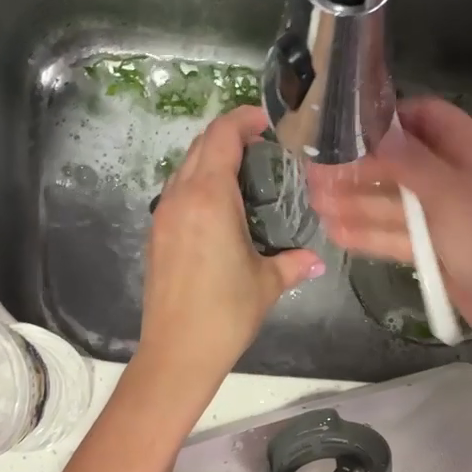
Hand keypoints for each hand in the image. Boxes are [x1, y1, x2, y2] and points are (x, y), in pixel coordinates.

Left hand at [137, 105, 325, 386]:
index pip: (223, 136)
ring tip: (245, 177)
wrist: (177, 352)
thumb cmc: (225, 315)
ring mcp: (163, 215)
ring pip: (185, 168)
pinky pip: (177, 194)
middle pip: (201, 145)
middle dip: (230, 136)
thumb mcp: (266, 285)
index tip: (268, 122)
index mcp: (209, 198)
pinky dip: (198, 186)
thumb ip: (292, 265)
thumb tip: (315, 261)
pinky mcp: (157, 235)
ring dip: (212, 161)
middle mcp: (180, 197)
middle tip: (262, 148)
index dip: (245, 120)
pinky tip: (221, 210)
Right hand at [308, 97, 471, 345]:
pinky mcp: (436, 250)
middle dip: (359, 167)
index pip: (423, 118)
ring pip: (395, 203)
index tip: (342, 127)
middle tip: (314, 173)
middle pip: (401, 163)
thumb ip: (408, 161)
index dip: (384, 121)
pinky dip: (369, 233)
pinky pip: (398, 235)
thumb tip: (374, 128)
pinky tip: (336, 232)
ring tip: (315, 203)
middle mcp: (457, 176)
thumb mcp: (450, 193)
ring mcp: (445, 216)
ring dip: (357, 202)